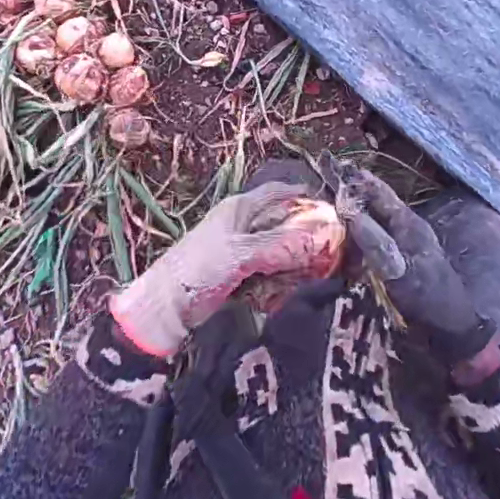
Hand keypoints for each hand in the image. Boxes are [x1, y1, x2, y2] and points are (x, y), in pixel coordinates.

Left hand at [110, 182, 336, 355]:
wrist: (167, 306)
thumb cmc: (199, 269)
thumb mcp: (241, 253)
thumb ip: (278, 244)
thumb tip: (316, 238)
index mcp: (239, 208)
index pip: (278, 192)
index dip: (303, 196)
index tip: (330, 209)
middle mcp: (242, 224)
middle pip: (282, 221)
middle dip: (304, 231)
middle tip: (332, 244)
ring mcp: (241, 249)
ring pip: (278, 247)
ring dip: (294, 257)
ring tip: (318, 267)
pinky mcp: (240, 272)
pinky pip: (270, 269)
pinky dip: (281, 275)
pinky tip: (294, 284)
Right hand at [344, 166, 495, 369]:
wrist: (451, 328)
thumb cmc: (425, 296)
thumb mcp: (395, 267)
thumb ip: (372, 238)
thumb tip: (348, 209)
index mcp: (409, 224)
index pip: (380, 193)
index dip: (359, 179)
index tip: (337, 164)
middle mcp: (409, 229)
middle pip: (379, 203)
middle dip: (356, 191)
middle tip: (331, 181)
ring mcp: (408, 244)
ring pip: (380, 219)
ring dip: (360, 209)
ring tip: (336, 204)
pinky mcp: (404, 260)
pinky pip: (380, 236)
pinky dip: (363, 230)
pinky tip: (351, 236)